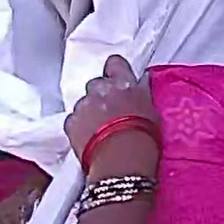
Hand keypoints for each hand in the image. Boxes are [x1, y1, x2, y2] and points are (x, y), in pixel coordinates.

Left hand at [64, 55, 159, 179]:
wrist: (123, 161)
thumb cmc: (144, 136)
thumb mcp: (152, 110)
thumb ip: (142, 92)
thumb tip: (141, 83)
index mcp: (123, 81)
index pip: (115, 62)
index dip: (115, 71)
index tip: (117, 80)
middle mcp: (100, 88)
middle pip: (96, 84)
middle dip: (101, 95)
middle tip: (111, 112)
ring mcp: (83, 104)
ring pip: (84, 103)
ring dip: (90, 112)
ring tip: (101, 131)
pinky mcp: (71, 123)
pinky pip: (73, 120)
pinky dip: (79, 127)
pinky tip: (90, 140)